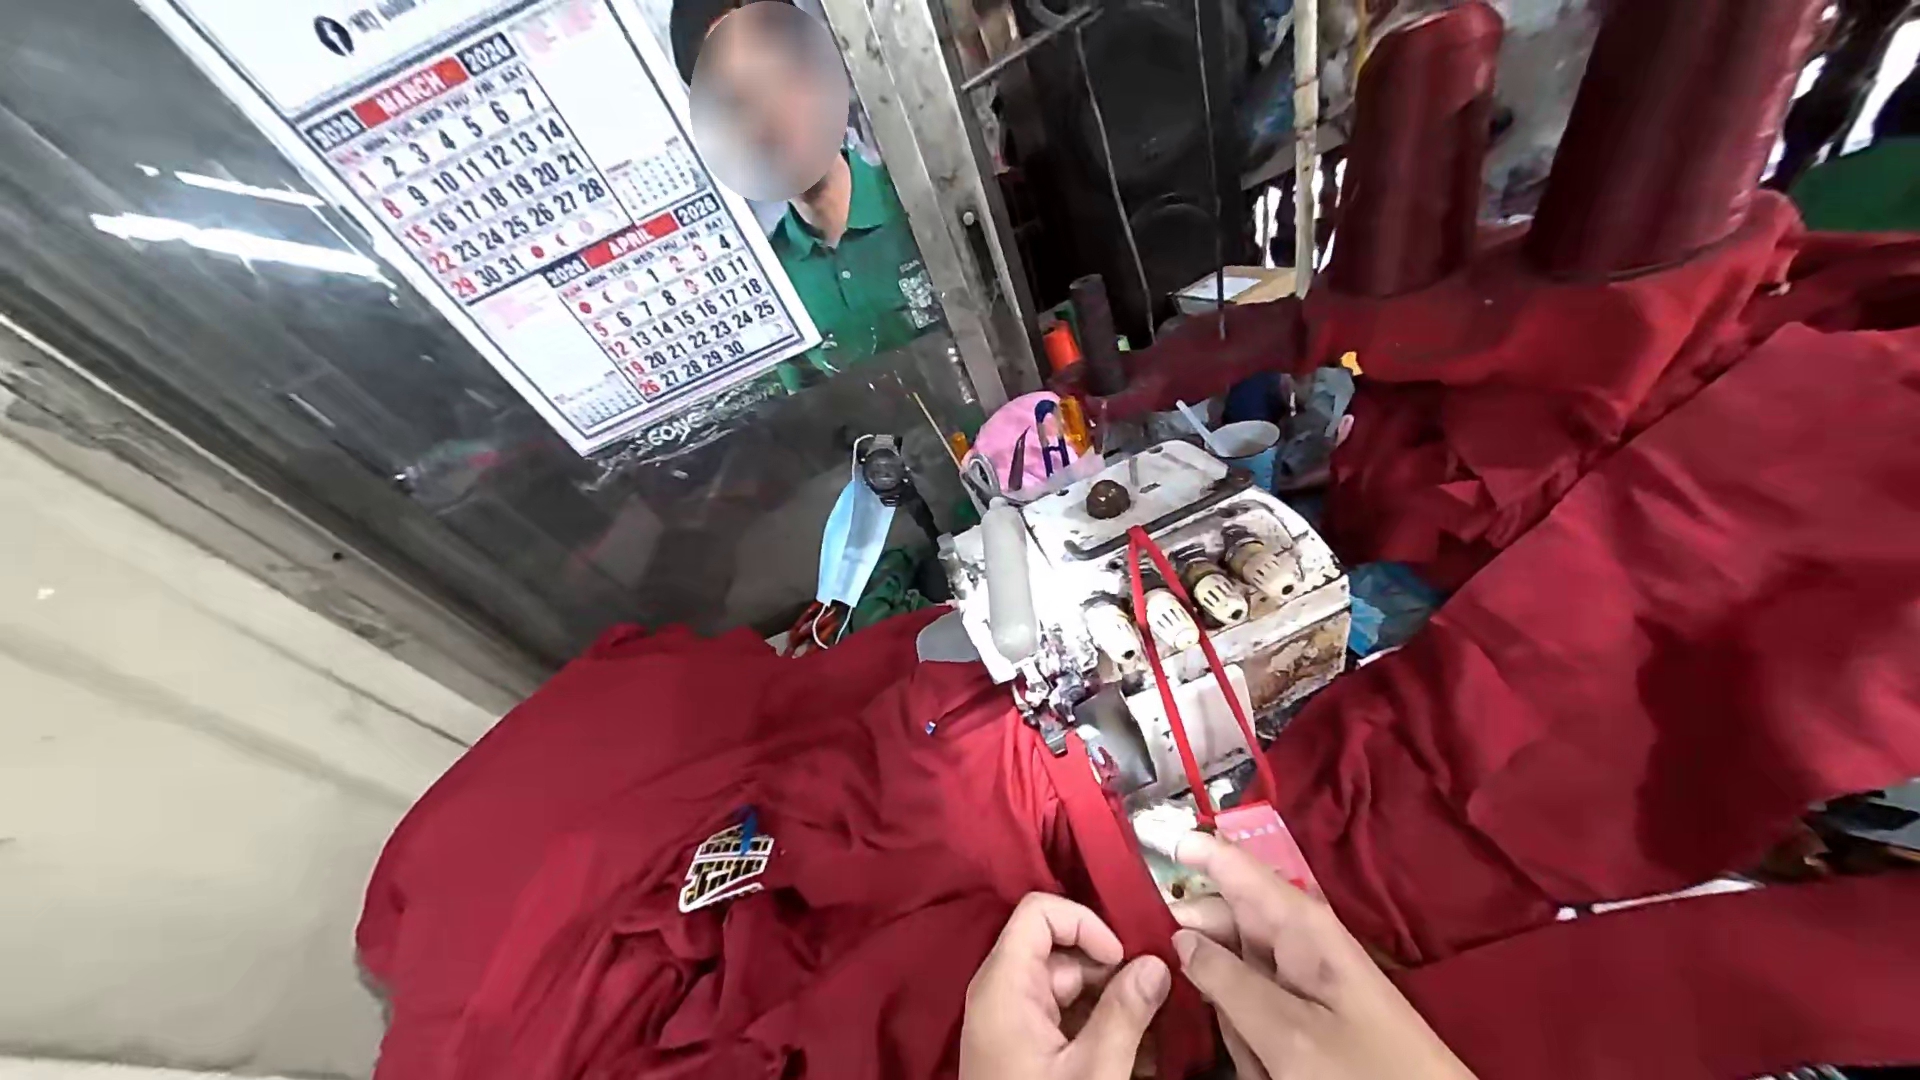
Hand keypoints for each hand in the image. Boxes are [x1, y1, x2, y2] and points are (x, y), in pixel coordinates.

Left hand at [960, 893, 1171, 1079]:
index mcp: (1005, 982)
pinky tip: (1133, 1057)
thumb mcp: (1092, 1075)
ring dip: (1109, 1004)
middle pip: (1057, 949)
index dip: (1083, 923)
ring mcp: (1009, 1018)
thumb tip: (1158, 963)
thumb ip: (1125, 1014)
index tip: (1121, 959)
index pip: (1039, 912)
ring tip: (1152, 1037)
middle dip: (1108, 970)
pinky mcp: (1020, 1045)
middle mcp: (1001, 990)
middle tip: (1153, 1002)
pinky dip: (1095, 1028)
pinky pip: (1060, 1017)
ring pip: (1064, 985)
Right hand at [1170, 832, 1476, 1079]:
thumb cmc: (1368, 1079)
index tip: (1145, 844)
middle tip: (1193, 993)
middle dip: (1202, 957)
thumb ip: (1225, 979)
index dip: (1188, 847)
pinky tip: (1267, 1066)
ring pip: (1228, 966)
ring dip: (1229, 1008)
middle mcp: (1292, 933)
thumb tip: (1179, 937)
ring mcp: (1296, 970)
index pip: (1229, 861)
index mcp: (1295, 919)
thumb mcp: (1289, 1036)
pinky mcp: (1300, 1005)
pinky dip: (1247, 1032)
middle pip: (1218, 916)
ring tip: (1258, 1057)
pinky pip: (1249, 1001)